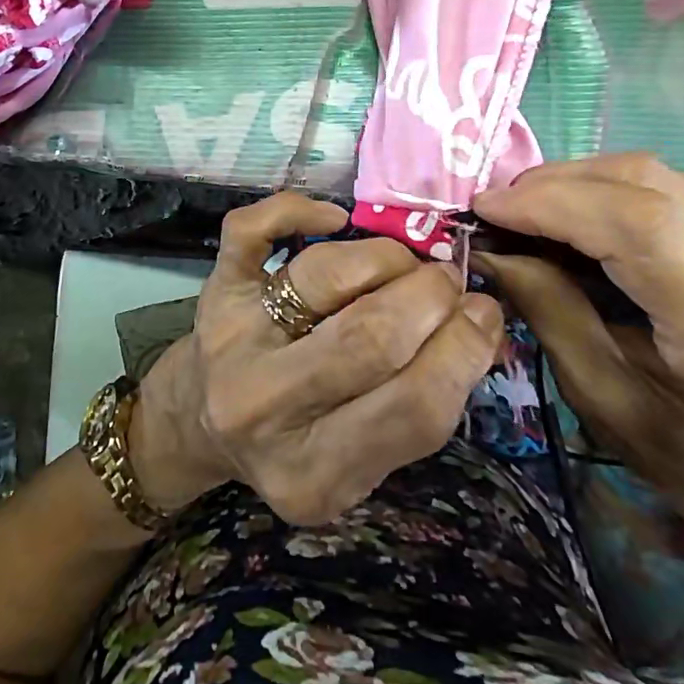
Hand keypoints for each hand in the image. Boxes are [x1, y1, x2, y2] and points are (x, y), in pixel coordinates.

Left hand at [126, 193, 505, 525]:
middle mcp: (264, 407)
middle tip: (449, 282)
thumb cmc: (291, 442)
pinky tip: (334, 217)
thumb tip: (484, 327)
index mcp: (312, 473)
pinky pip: (250, 232)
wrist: (200, 420)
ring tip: (406, 263)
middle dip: (430, 299)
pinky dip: (293, 210)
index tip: (484, 313)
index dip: (463, 351)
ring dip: (384, 258)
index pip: (414, 409)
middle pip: (370, 336)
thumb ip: (415, 408)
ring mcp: (232, 341)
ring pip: (322, 275)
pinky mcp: (213, 291)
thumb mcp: (354, 460)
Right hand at [469, 154, 683, 515]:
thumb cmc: (676, 450)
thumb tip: (489, 248)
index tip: (487, 208)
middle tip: (498, 208)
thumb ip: (548, 309)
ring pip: (661, 179)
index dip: (556, 205)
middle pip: (652, 189)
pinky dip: (609, 192)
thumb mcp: (595, 393)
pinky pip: (676, 191)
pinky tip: (577, 217)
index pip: (645, 231)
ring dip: (578, 182)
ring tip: (528, 210)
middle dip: (557, 186)